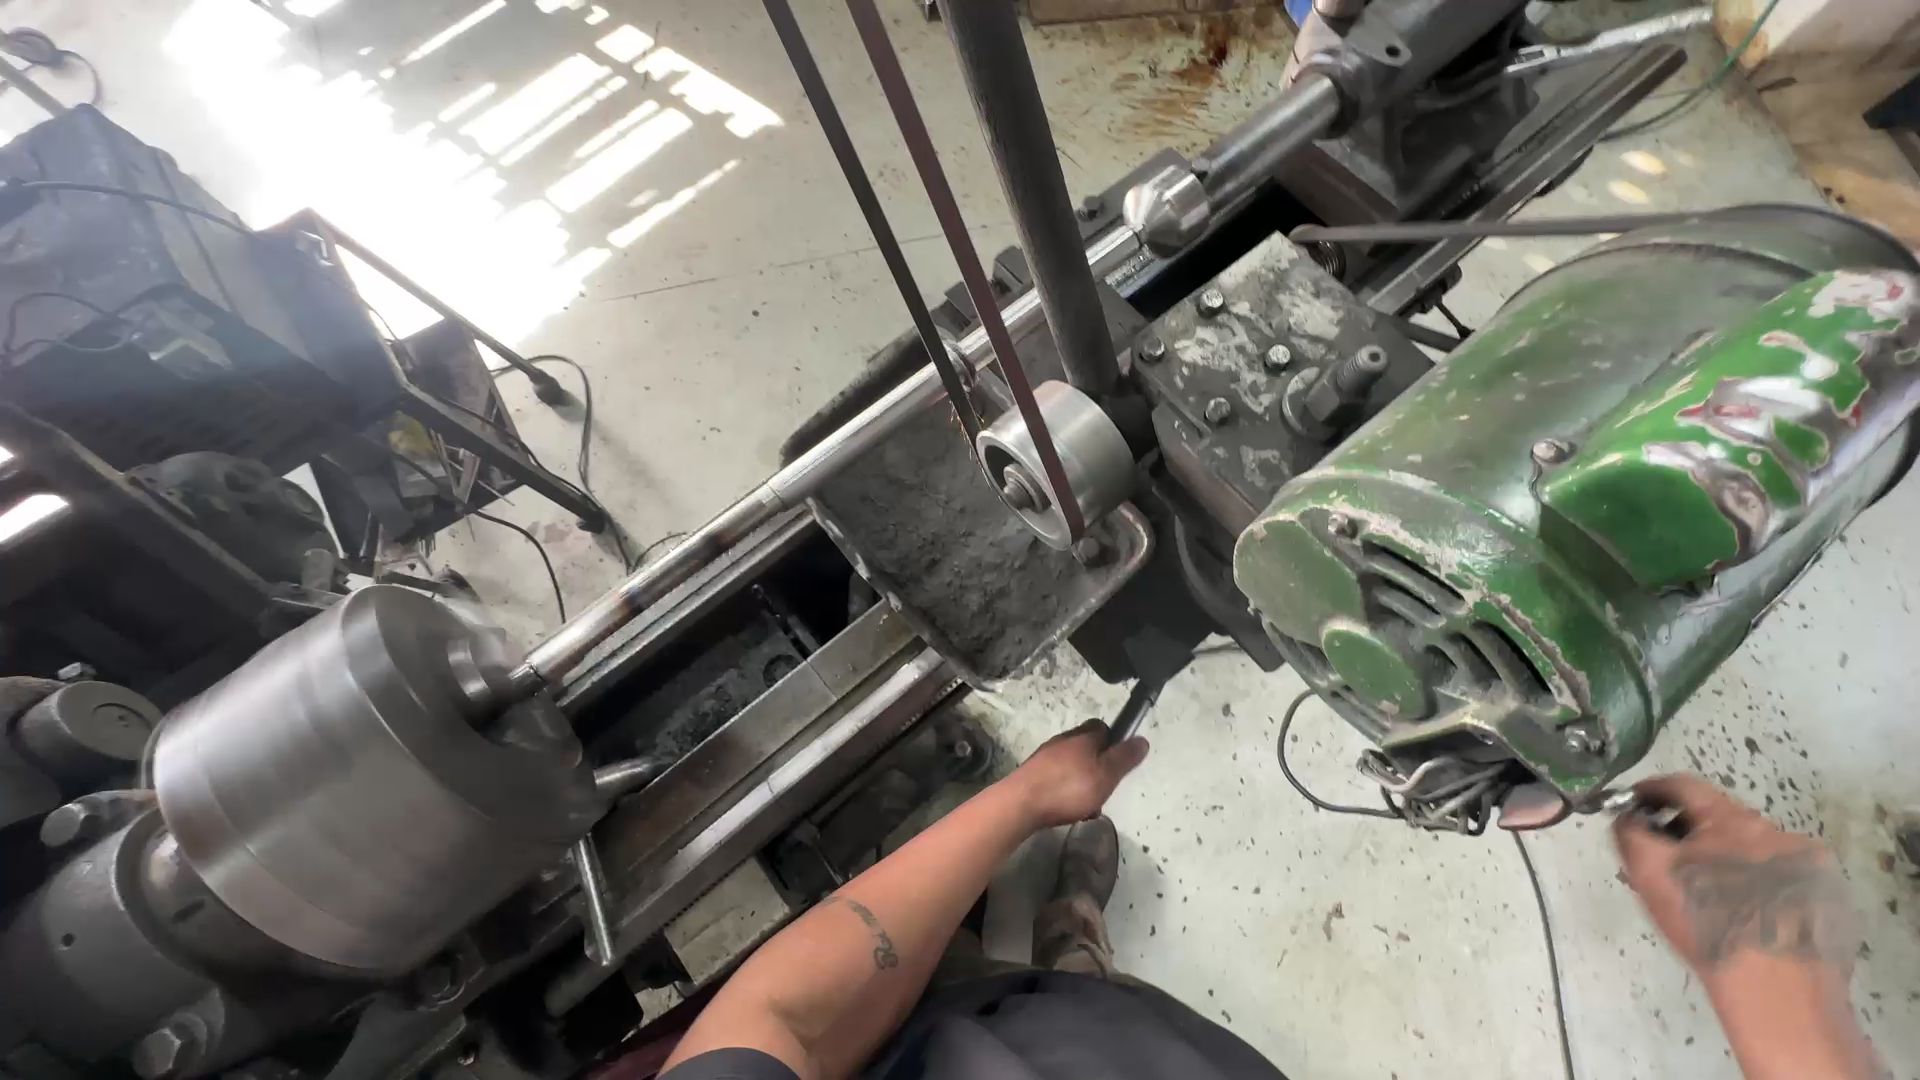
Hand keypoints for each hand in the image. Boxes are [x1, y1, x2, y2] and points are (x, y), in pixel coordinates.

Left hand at [1002, 719, 1148, 829]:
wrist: (1021, 803)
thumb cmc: (1068, 787)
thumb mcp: (1106, 775)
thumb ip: (1124, 758)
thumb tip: (1142, 739)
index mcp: (1082, 736)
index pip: (1103, 727)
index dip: (1114, 742)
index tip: (1119, 763)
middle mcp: (1063, 741)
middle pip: (1087, 747)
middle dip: (1098, 767)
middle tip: (1105, 789)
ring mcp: (1046, 756)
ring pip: (1073, 765)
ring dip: (1083, 782)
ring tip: (1088, 806)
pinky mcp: (1034, 773)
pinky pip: (1058, 778)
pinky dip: (1066, 790)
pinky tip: (1068, 809)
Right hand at [1613, 774, 1857, 982]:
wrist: (1776, 990)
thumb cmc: (1703, 918)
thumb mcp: (1645, 868)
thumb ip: (1627, 829)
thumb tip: (1627, 815)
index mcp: (1735, 821)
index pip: (1684, 785)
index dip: (1651, 790)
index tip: (1631, 803)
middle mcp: (1780, 836)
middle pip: (1718, 817)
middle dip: (1685, 830)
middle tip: (1662, 855)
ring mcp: (1811, 870)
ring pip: (1749, 848)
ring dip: (1719, 856)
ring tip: (1699, 888)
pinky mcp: (1828, 900)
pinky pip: (1777, 875)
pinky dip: (1751, 880)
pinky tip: (1736, 908)